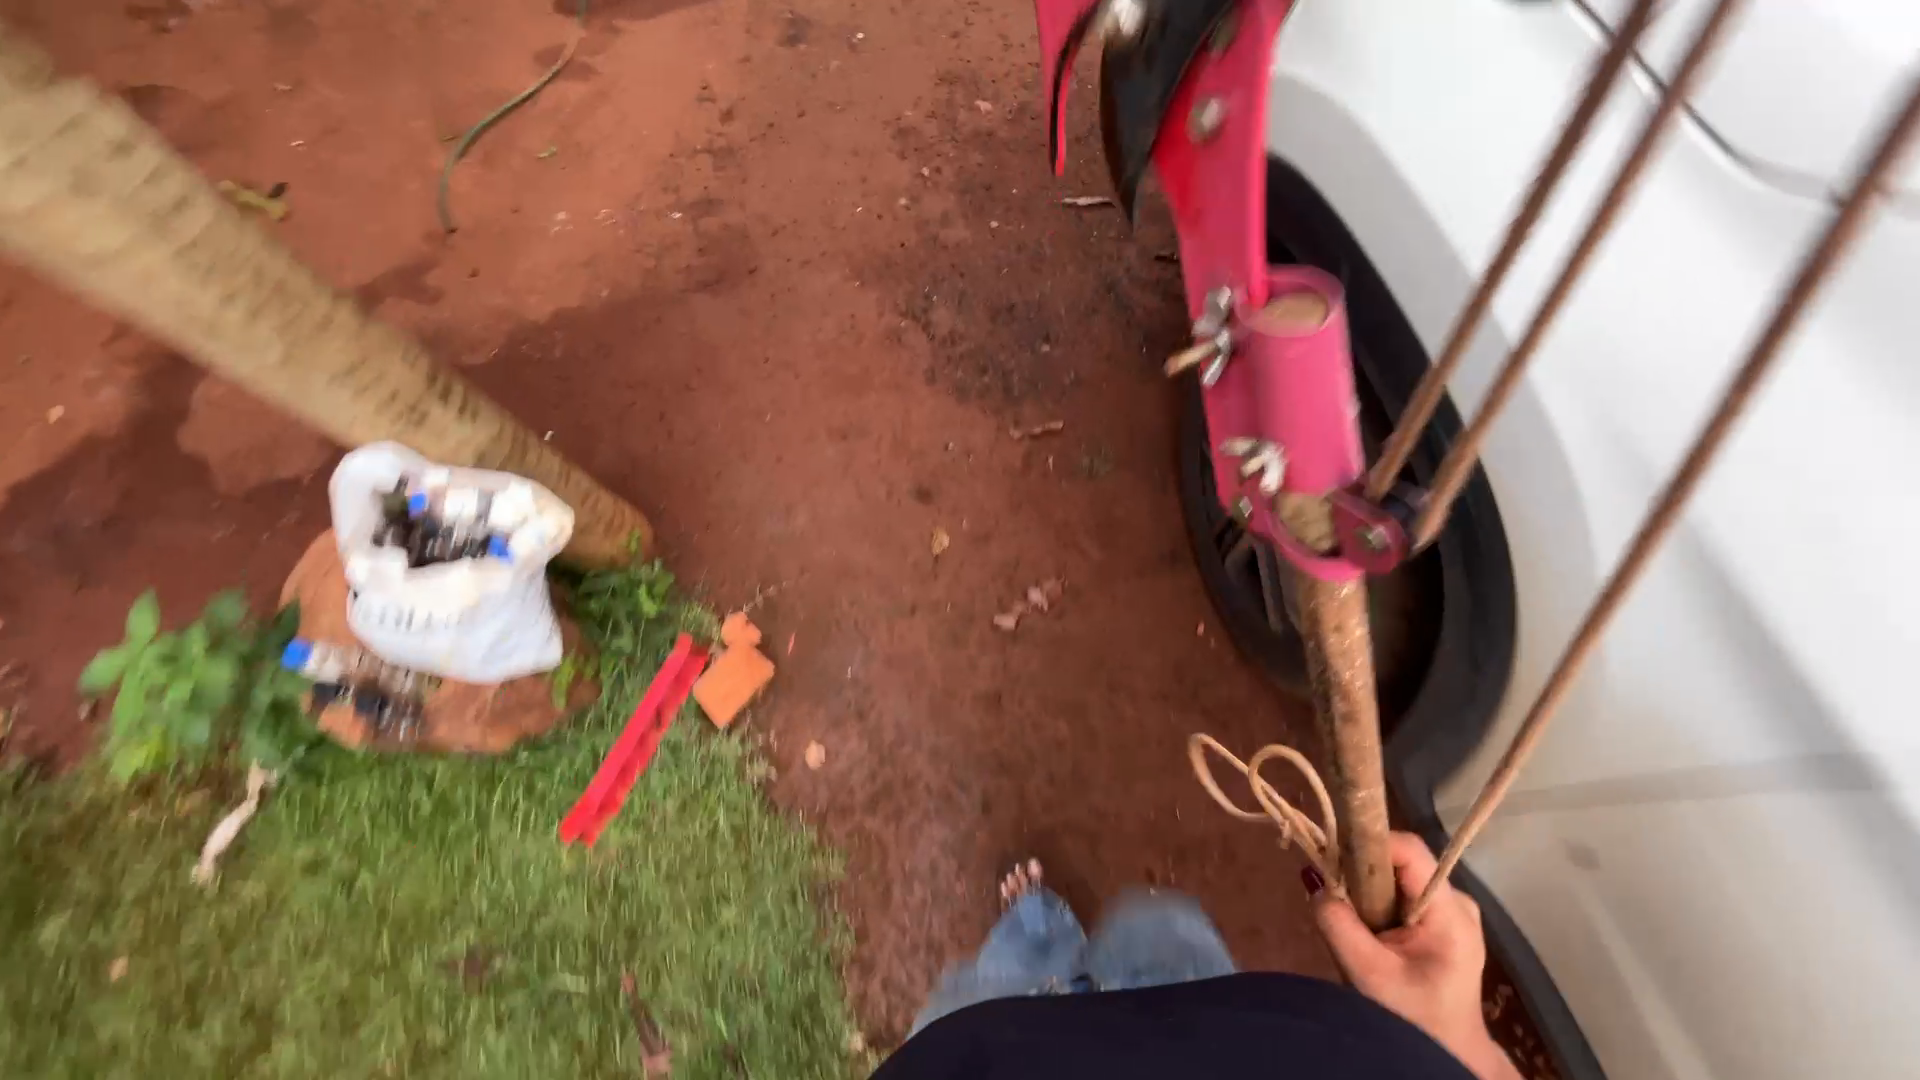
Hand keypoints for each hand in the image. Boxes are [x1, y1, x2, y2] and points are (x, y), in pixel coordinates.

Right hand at [1307, 832, 1520, 1079]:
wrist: (1449, 1054)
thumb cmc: (1415, 1019)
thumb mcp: (1367, 973)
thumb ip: (1337, 923)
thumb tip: (1313, 879)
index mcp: (1450, 912)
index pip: (1408, 849)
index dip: (1367, 843)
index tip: (1333, 858)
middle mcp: (1456, 900)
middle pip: (1399, 858)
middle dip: (1360, 869)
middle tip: (1334, 893)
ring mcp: (1451, 907)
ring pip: (1396, 872)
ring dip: (1365, 885)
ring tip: (1349, 915)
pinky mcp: (1440, 916)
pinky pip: (1399, 888)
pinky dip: (1374, 897)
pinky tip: (1366, 925)